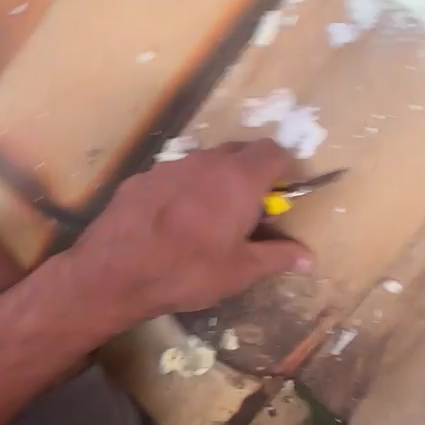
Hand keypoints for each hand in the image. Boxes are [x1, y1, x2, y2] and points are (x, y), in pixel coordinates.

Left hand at [67, 140, 313, 317]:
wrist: (114, 273)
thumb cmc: (188, 271)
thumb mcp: (241, 271)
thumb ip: (278, 256)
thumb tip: (310, 257)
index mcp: (239, 179)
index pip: (273, 151)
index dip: (282, 169)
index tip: (280, 195)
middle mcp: (207, 162)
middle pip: (240, 152)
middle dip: (251, 174)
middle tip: (249, 211)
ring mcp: (171, 166)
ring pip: (205, 163)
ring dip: (216, 182)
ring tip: (210, 219)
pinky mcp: (142, 178)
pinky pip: (175, 176)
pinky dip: (184, 191)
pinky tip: (173, 223)